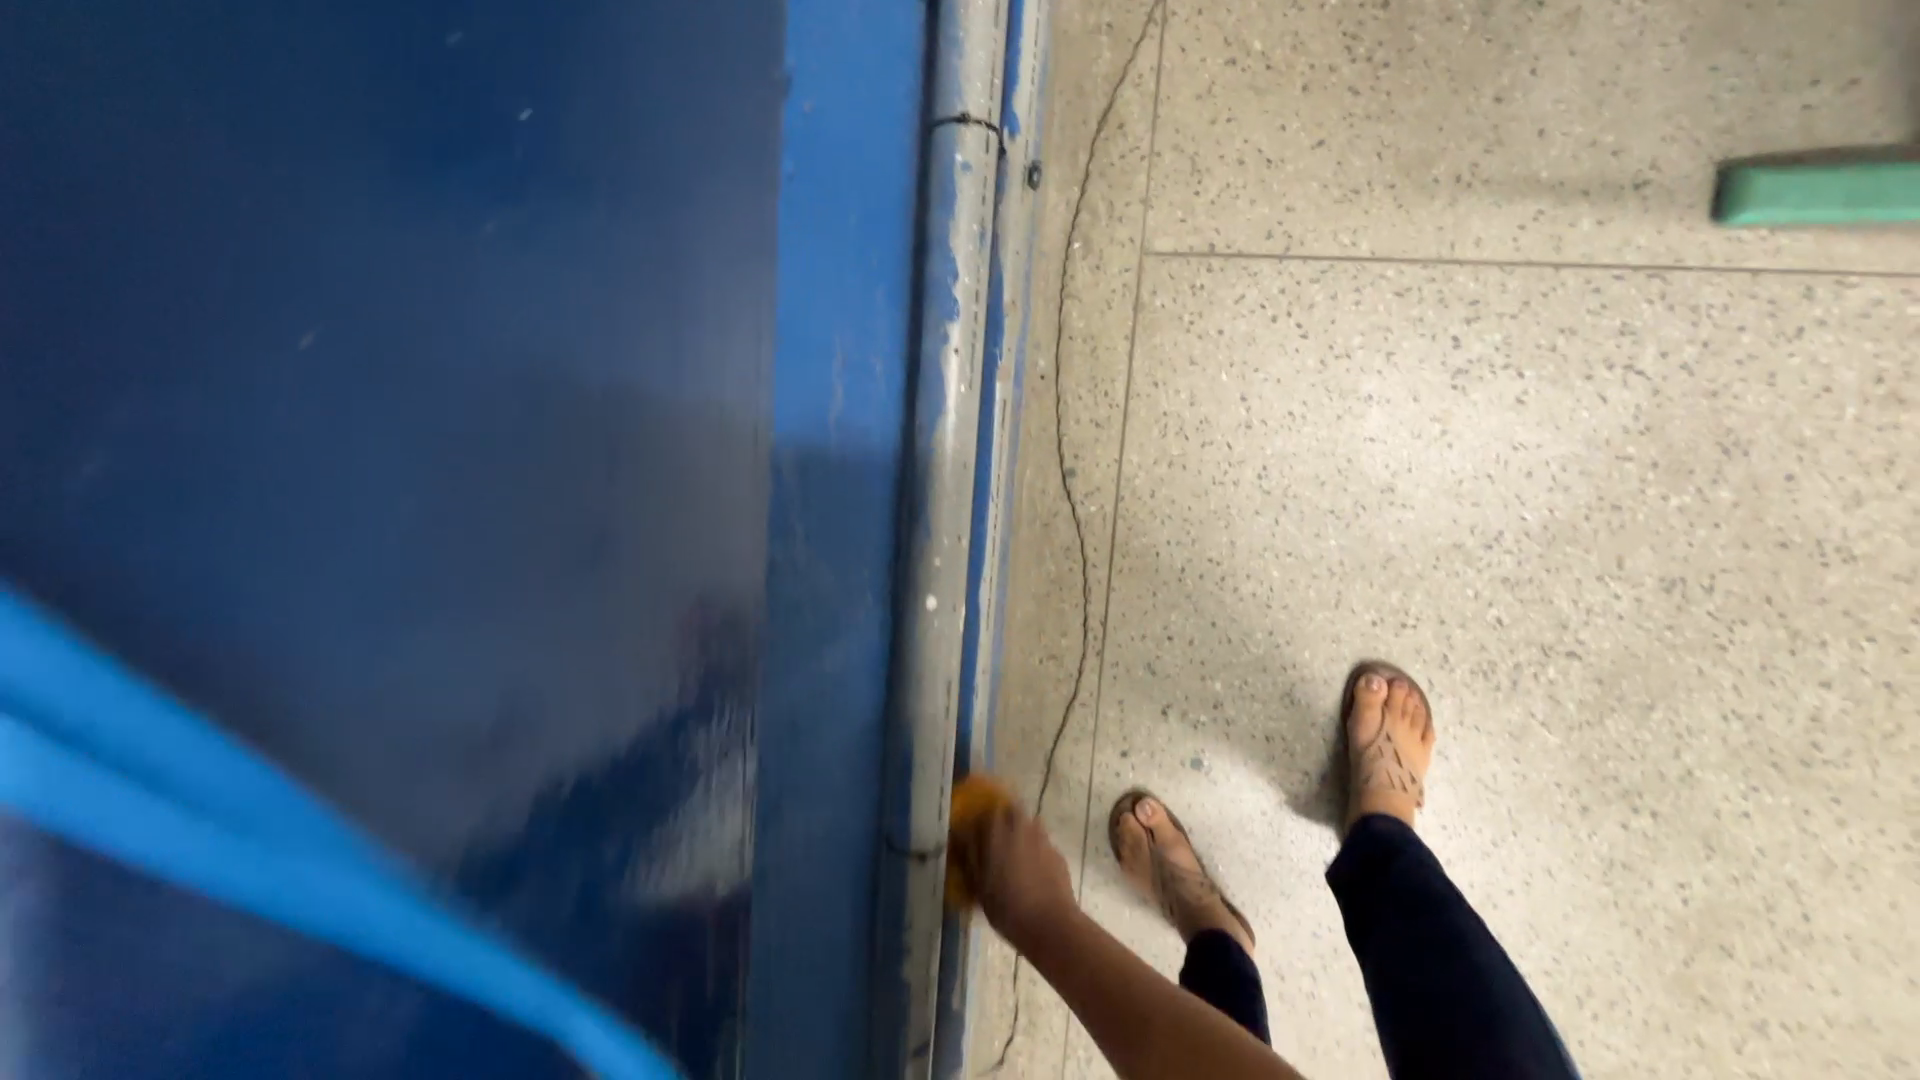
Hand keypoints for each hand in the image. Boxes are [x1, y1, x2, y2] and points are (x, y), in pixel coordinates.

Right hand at [969, 802, 1076, 949]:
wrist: (1050, 924)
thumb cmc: (1007, 907)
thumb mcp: (979, 886)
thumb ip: (970, 858)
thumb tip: (963, 838)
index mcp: (998, 832)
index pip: (986, 811)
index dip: (982, 820)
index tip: (977, 833)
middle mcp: (1021, 827)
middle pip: (1012, 811)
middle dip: (1005, 819)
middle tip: (997, 840)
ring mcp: (1043, 839)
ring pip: (1030, 825)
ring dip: (1022, 833)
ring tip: (1016, 857)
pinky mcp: (1057, 854)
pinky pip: (1043, 844)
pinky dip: (1037, 851)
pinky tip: (1034, 872)